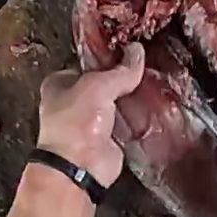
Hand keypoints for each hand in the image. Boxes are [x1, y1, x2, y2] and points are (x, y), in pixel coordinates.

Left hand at [36, 42, 144, 186]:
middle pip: (104, 84)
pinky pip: (127, 123)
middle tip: (147, 69)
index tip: (131, 52)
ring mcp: (92, 123)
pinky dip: (138, 119)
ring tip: (156, 84)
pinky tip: (154, 108)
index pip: (88, 64)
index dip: (109, 58)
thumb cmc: (77, 121)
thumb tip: (138, 50)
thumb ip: (120, 71)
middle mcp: (74, 102)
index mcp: (60, 83)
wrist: (80, 166)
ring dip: (133, 99)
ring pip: (117, 104)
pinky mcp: (108, 139)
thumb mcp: (98, 86)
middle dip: (124, 80)